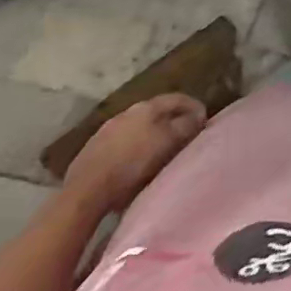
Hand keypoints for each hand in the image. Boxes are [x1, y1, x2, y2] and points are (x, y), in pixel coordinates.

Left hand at [63, 93, 206, 212]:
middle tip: (185, 135)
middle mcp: (127, 112)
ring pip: (138, 127)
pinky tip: (135, 162)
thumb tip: (197, 116)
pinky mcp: (93, 150)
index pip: (178, 98)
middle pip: (157, 112)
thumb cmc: (135, 164)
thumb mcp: (169, 142)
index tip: (205, 120)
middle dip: (172, 121)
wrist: (85, 191)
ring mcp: (106, 130)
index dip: (194, 107)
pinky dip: (134, 147)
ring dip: (152, 134)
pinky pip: (122, 142)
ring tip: (161, 150)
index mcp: (147, 107)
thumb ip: (187, 125)